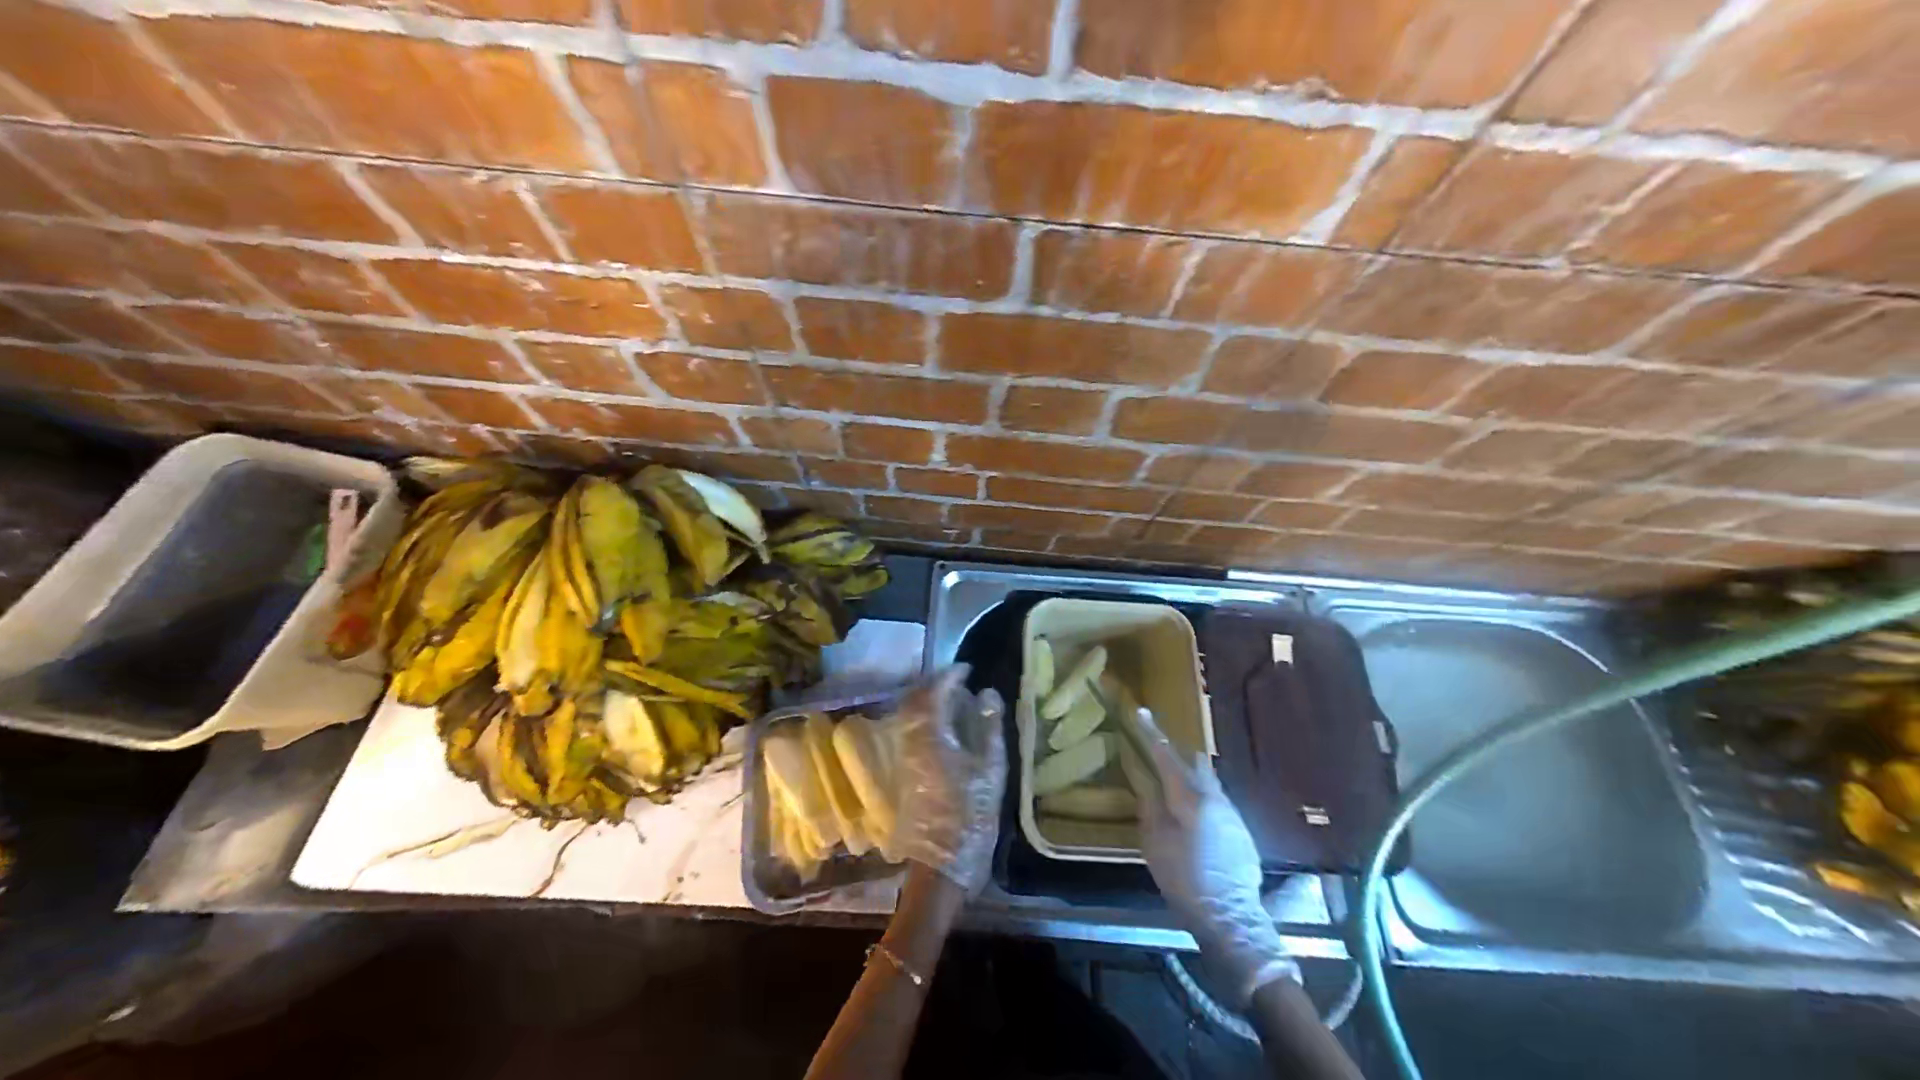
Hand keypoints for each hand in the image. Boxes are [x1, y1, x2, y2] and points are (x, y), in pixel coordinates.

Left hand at [894, 665, 1006, 894]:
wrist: (944, 862)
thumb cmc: (972, 814)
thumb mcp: (992, 768)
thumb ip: (989, 726)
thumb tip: (987, 692)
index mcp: (931, 736)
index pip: (935, 692)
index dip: (951, 675)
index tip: (968, 669)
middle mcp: (910, 740)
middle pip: (915, 698)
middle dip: (936, 683)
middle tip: (959, 679)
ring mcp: (904, 755)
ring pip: (909, 713)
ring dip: (928, 699)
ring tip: (953, 698)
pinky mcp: (904, 769)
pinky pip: (909, 728)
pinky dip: (924, 716)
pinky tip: (943, 723)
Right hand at [1122, 708, 1298, 1005]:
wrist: (1231, 917)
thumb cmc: (1184, 880)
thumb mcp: (1155, 843)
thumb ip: (1150, 806)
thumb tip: (1145, 780)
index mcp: (1190, 799)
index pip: (1167, 757)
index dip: (1152, 734)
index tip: (1142, 712)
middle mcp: (1216, 798)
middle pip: (1195, 763)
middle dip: (1176, 756)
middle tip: (1157, 759)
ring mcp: (1232, 813)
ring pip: (1208, 782)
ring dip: (1189, 780)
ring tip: (1173, 794)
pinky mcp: (1241, 829)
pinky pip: (1216, 801)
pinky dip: (1200, 800)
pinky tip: (1193, 822)